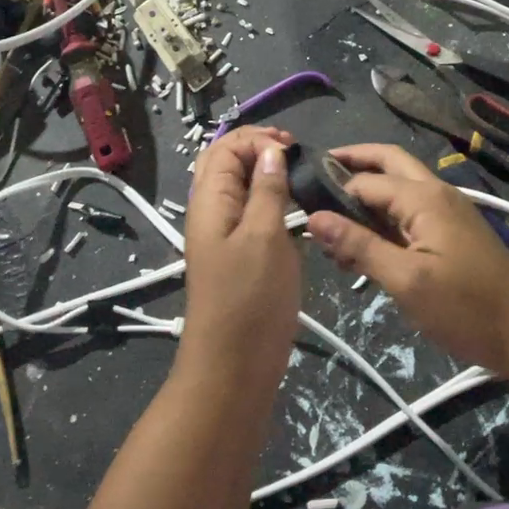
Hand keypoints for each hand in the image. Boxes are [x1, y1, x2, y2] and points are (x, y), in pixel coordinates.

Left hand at [179, 126, 300, 389]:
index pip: (225, 147)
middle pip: (226, 163)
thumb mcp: (264, 237)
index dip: (257, 138)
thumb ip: (267, 190)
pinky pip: (249, 214)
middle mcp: (210, 212)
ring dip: (264, 174)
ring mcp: (222, 236)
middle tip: (296, 155)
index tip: (294, 147)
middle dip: (258, 149)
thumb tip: (271, 151)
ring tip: (299, 178)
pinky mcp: (237, 257)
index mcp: (209, 201)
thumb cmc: (249, 300)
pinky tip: (294, 212)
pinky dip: (269, 201)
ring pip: (238, 188)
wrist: (232, 370)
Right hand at [307, 144, 508, 374]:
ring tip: (334, 224)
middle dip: (352, 164)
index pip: (364, 180)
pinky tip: (367, 245)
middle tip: (315, 178)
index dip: (331, 190)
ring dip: (368, 194)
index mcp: (423, 197)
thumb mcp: (406, 281)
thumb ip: (359, 246)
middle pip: (387, 162)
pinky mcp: (454, 231)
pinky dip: (385, 217)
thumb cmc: (466, 309)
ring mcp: (448, 210)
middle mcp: (436, 192)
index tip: (298, 204)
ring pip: (399, 187)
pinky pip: (412, 210)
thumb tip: (314, 217)